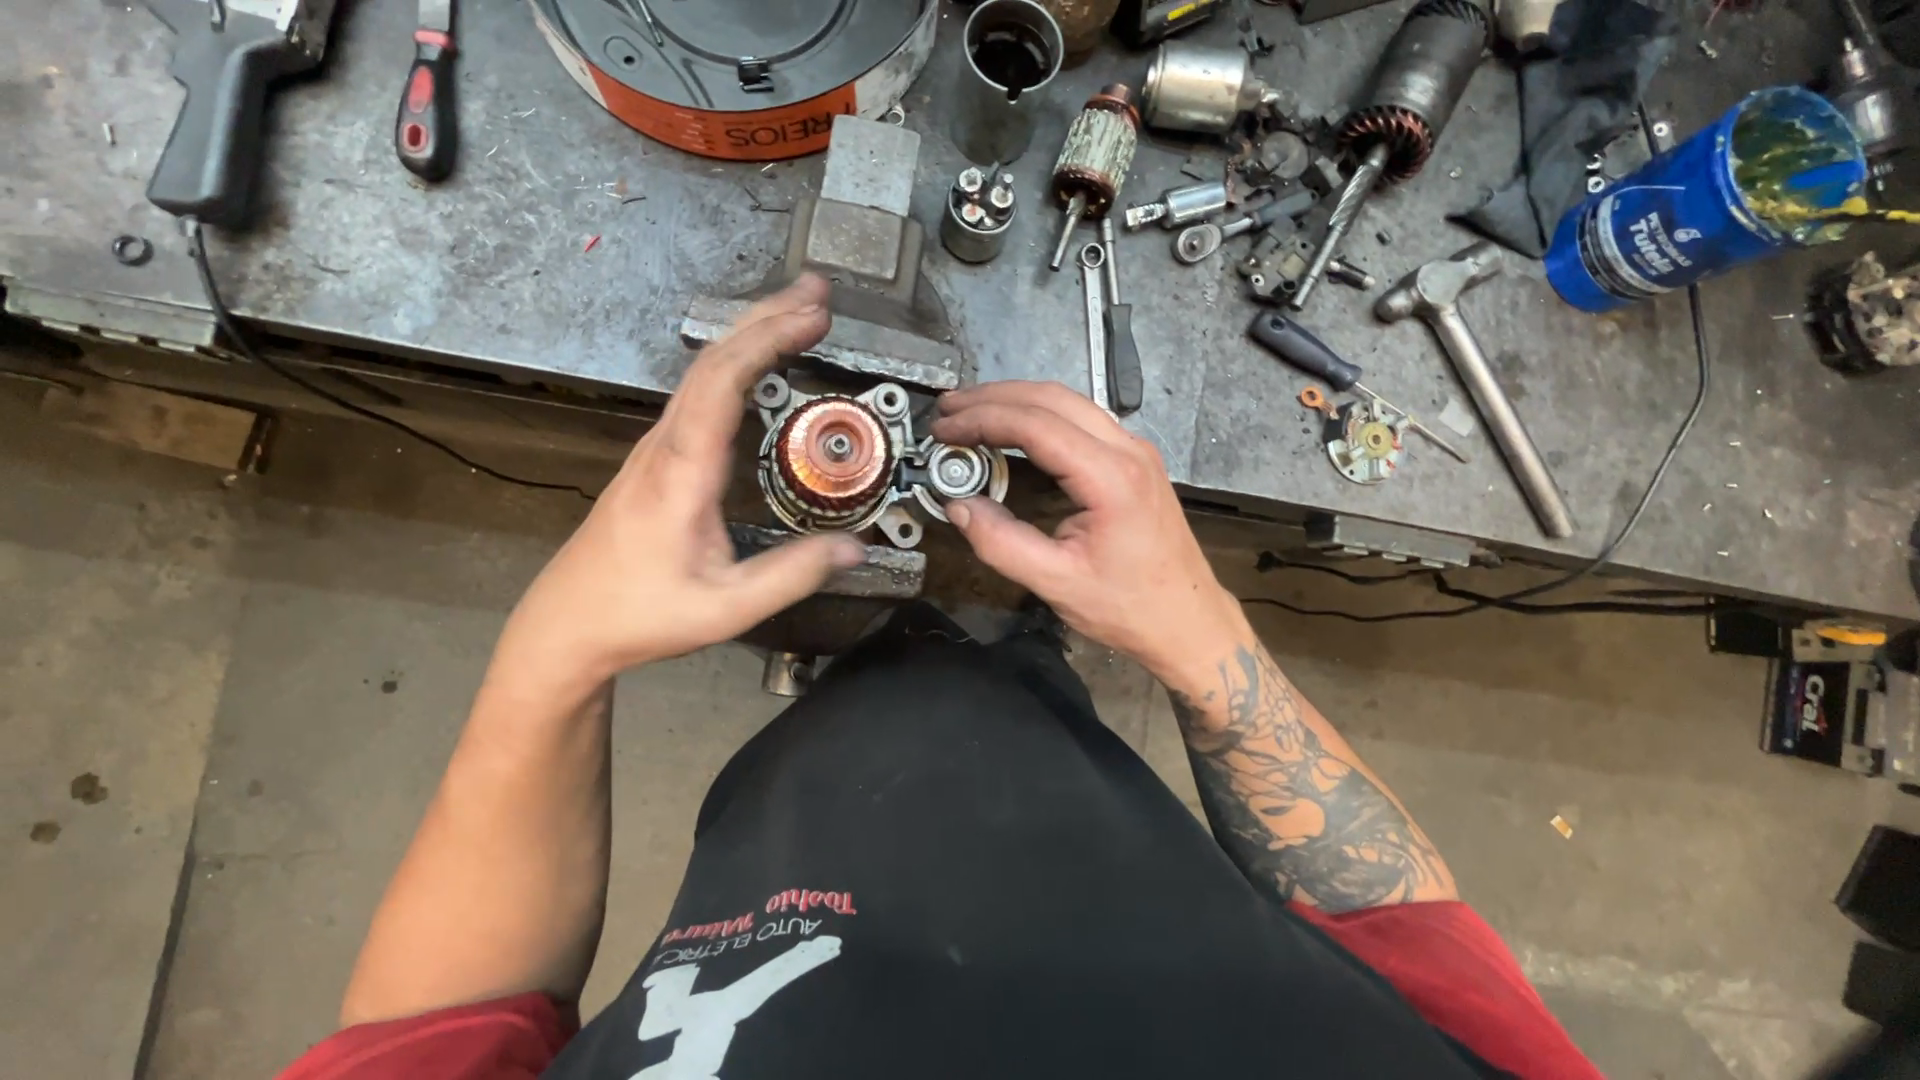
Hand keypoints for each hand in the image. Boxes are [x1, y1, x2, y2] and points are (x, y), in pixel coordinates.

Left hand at [494, 276, 864, 694]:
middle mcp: (665, 446)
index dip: (768, 340)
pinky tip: (756, 366)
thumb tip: (856, 548)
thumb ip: (792, 575)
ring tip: (796, 315)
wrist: (568, 625)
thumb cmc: (640, 614)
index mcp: (682, 471)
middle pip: (712, 360)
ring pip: (702, 372)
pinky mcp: (656, 460)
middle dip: (766, 318)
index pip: (722, 383)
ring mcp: (656, 449)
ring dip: (749, 336)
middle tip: (817, 295)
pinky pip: (697, 394)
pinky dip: (733, 366)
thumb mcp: (727, 607)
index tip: (812, 317)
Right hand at [930, 381, 1248, 680]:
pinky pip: (1081, 418)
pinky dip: (1039, 414)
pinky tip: (1011, 427)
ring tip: (969, 413)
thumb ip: (1001, 543)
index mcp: (1111, 478)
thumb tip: (958, 506)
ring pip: (1068, 401)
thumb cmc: (1129, 607)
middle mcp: (1128, 450)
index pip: (1036, 425)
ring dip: (1015, 400)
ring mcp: (1135, 451)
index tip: (944, 431)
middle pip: (1052, 398)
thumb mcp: (1056, 583)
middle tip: (946, 411)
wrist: (1186, 619)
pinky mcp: (1134, 460)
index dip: (982, 421)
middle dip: (992, 398)